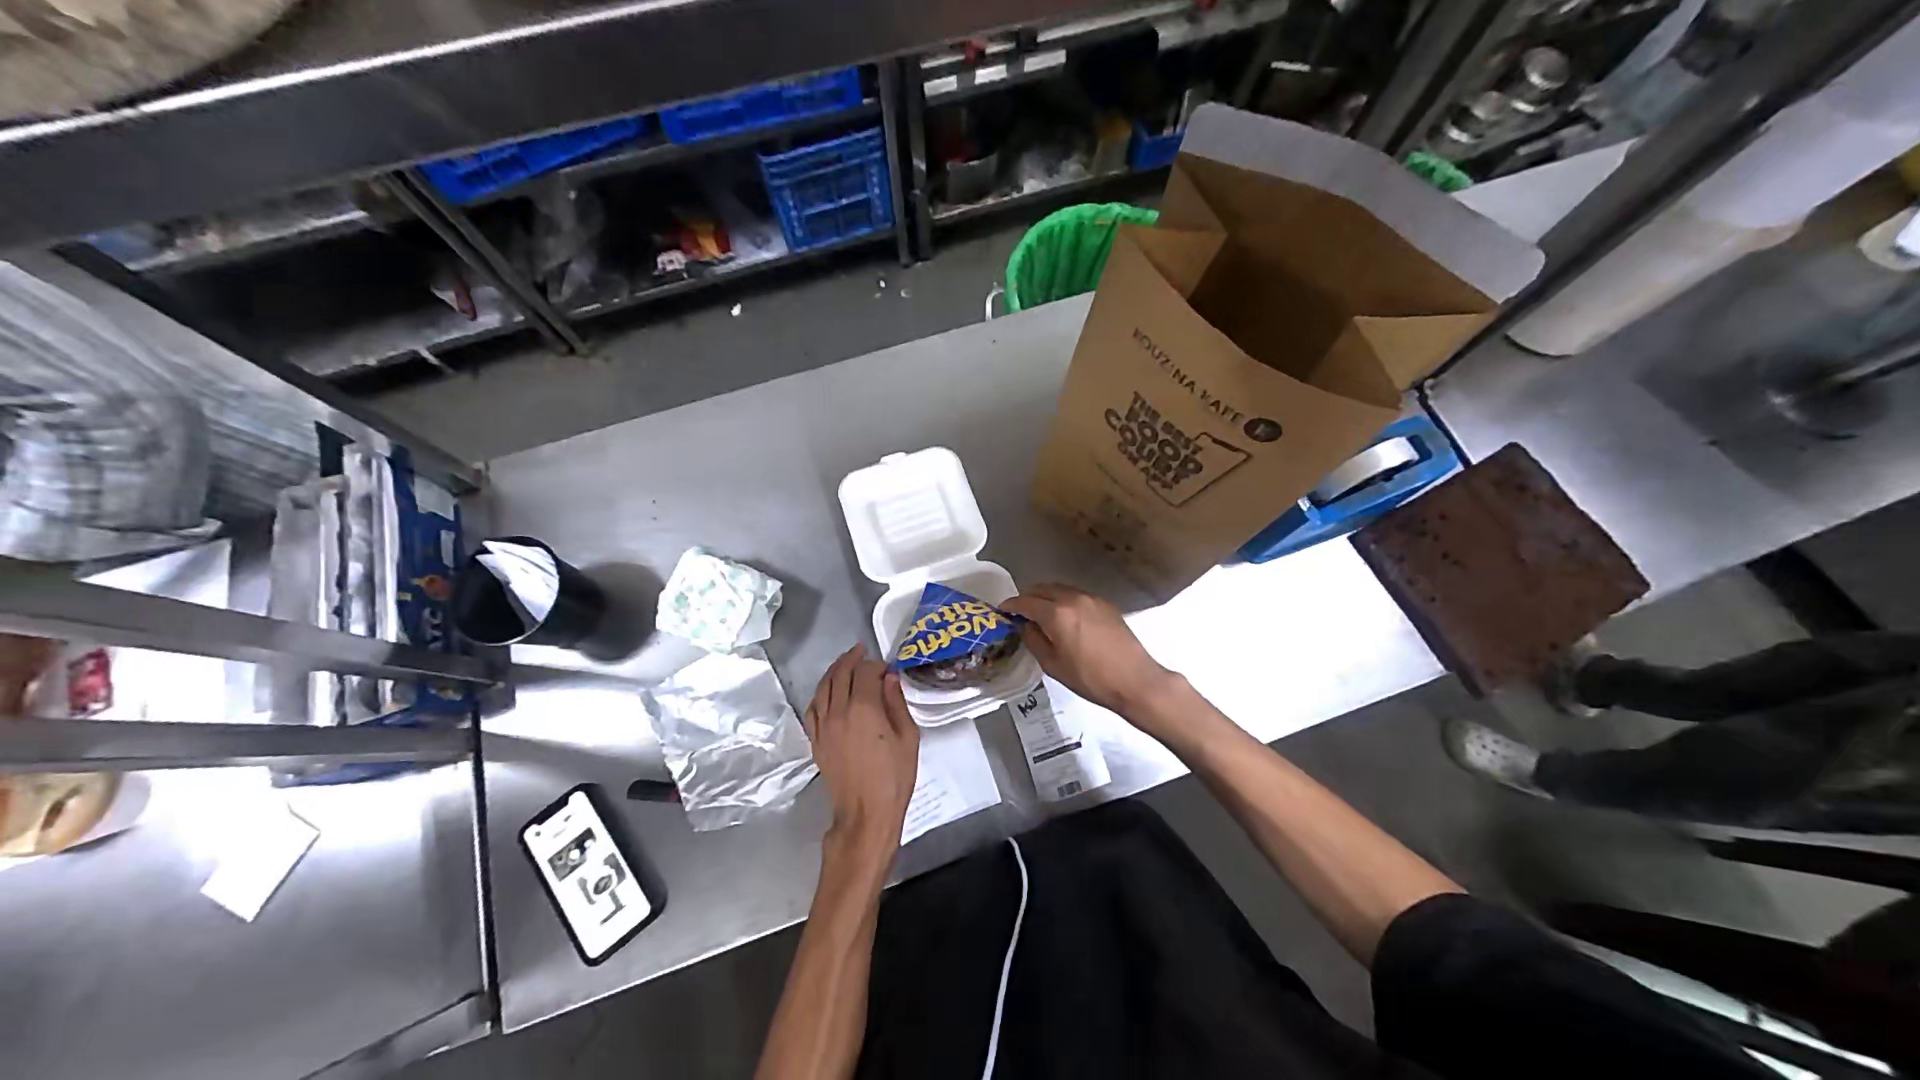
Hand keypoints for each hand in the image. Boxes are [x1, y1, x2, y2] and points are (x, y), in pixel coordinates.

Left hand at [803, 645, 920, 850]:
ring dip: (834, 671)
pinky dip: (820, 693)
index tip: (887, 668)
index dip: (876, 665)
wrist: (866, 812)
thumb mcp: (907, 737)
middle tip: (862, 652)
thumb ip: (896, 703)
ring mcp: (823, 726)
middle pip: (840, 674)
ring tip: (844, 663)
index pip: (865, 672)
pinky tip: (827, 691)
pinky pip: (813, 708)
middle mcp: (839, 711)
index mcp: (864, 708)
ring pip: (823, 688)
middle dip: (852, 660)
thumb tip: (889, 678)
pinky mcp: (816, 740)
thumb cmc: (894, 777)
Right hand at [1001, 584, 1179, 717]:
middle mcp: (1073, 598)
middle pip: (1042, 588)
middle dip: (1028, 598)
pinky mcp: (1105, 604)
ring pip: (1060, 589)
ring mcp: (1092, 599)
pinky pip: (1076, 595)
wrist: (1134, 680)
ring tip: (1041, 615)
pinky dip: (1064, 601)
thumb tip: (1025, 625)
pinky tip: (1065, 618)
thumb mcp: (1052, 665)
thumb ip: (1034, 639)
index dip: (1010, 606)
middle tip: (1020, 613)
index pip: (1025, 601)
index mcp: (1056, 613)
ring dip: (1046, 597)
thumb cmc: (1090, 678)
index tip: (1002, 612)